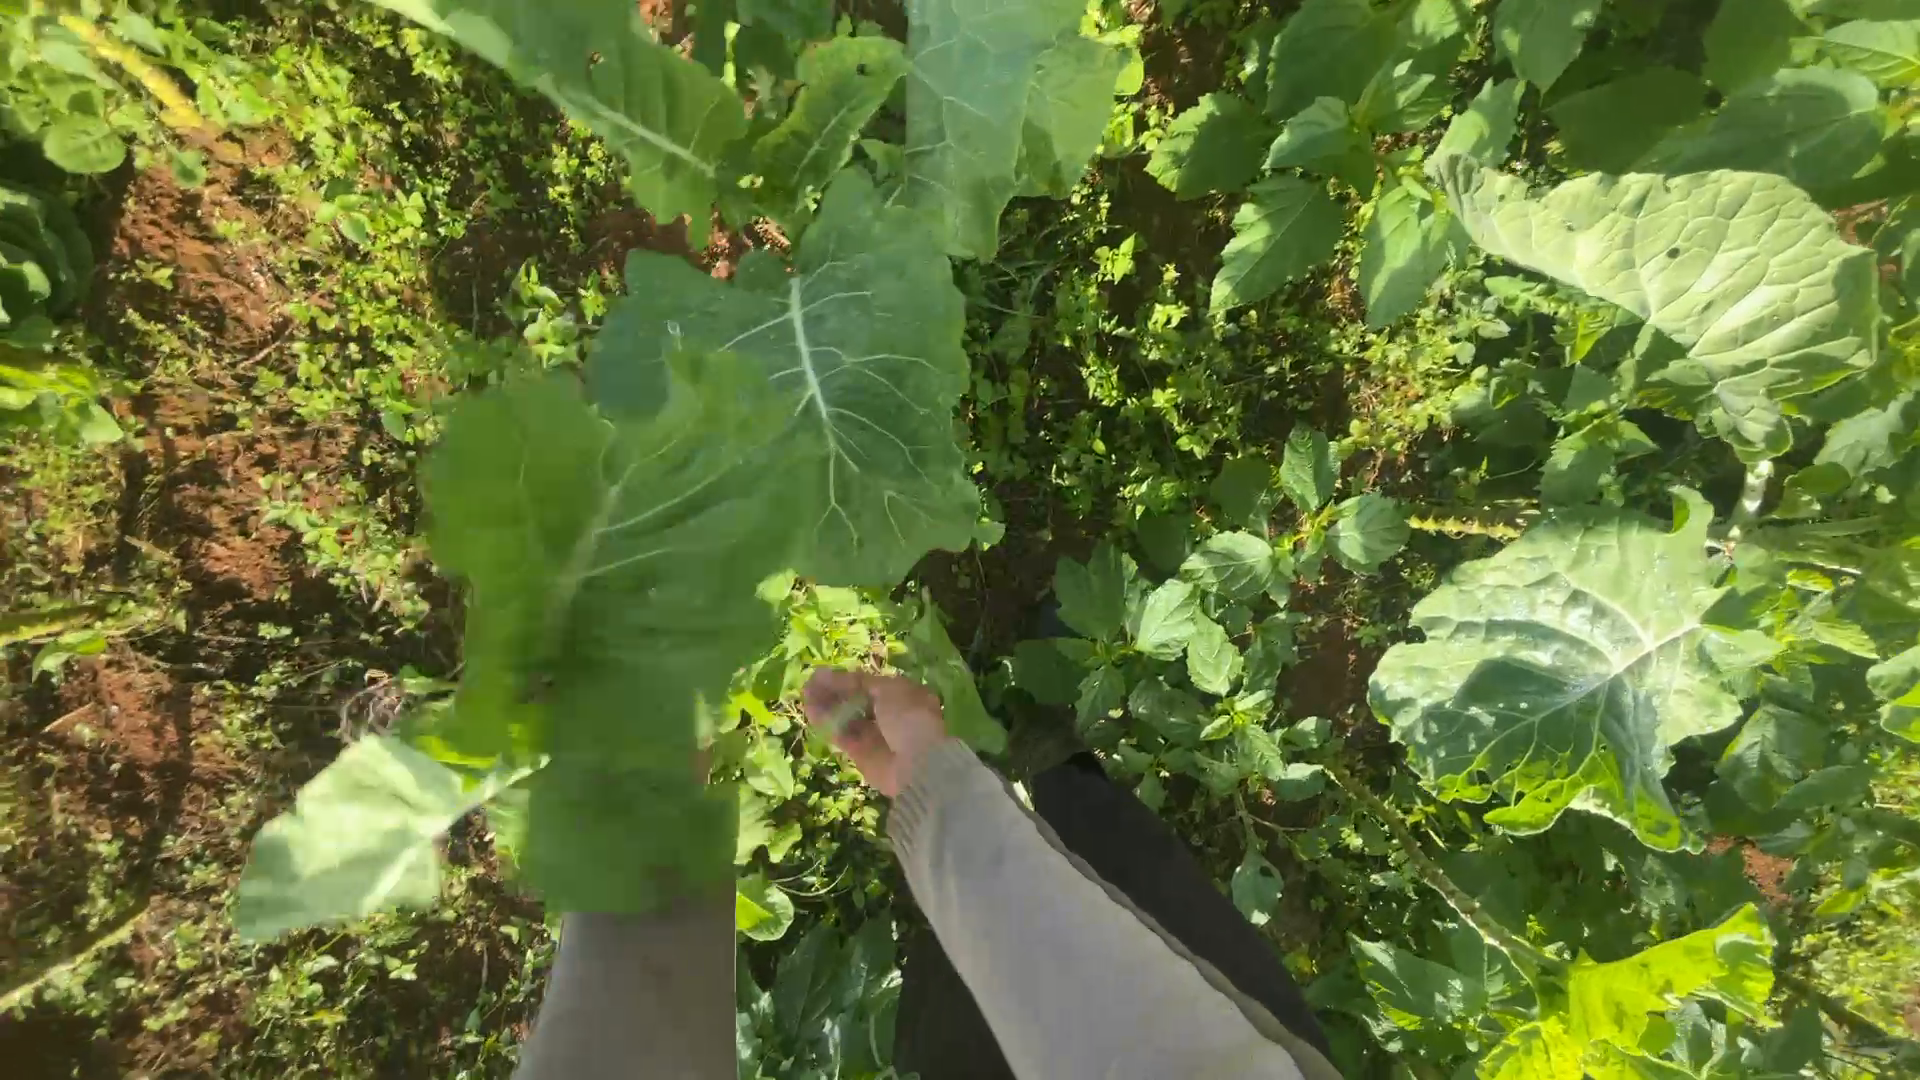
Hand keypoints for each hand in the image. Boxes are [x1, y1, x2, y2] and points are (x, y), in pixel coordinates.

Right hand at [801, 669, 947, 796]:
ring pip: (846, 717)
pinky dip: (827, 724)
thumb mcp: (888, 690)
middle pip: (855, 699)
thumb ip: (858, 682)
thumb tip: (835, 674)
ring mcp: (875, 734)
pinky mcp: (861, 753)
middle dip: (833, 691)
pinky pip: (842, 735)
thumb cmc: (909, 717)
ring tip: (805, 695)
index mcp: (902, 694)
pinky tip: (811, 712)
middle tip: (809, 684)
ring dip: (826, 706)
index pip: (869, 683)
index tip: (823, 674)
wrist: (917, 764)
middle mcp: (888, 713)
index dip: (846, 679)